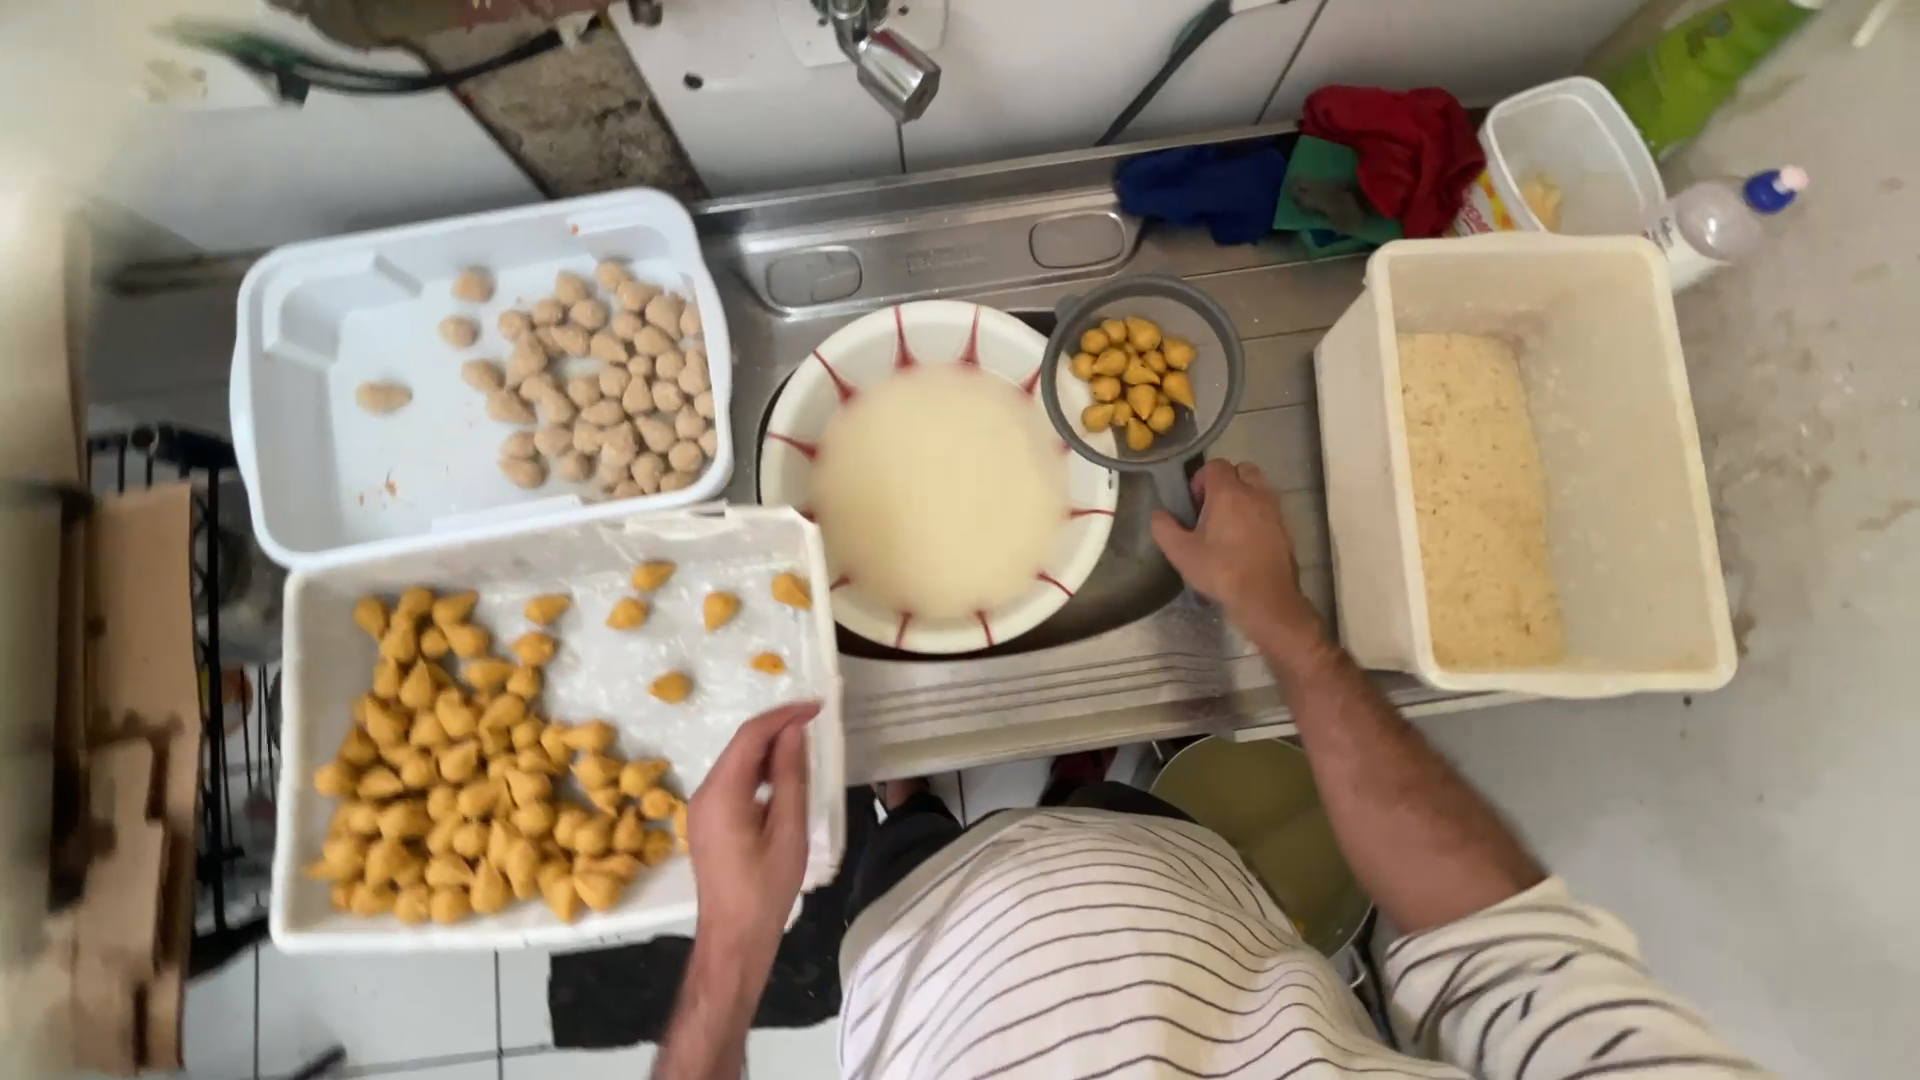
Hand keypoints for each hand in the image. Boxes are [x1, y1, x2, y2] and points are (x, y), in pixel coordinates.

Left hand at [688, 701, 816, 955]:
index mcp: (722, 793)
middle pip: (742, 745)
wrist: (734, 939)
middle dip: (778, 729)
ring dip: (771, 750)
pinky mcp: (709, 819)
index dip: (784, 715)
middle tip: (816, 725)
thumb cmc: (766, 889)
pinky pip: (735, 781)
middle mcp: (705, 793)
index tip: (817, 707)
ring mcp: (703, 807)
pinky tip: (785, 780)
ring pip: (739, 761)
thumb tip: (794, 732)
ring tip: (806, 752)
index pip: (751, 735)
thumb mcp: (789, 829)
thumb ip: (791, 776)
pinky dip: (760, 771)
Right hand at [1151, 459, 1328, 664]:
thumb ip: (1164, 528)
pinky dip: (1257, 515)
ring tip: (1230, 523)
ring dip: (1244, 496)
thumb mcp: (1180, 552)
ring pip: (1259, 487)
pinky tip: (1245, 540)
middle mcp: (1255, 494)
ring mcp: (1274, 510)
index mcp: (1228, 493)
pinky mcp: (1286, 528)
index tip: (1193, 503)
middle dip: (1227, 482)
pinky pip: (1269, 509)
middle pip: (1242, 470)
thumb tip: (1158, 514)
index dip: (1200, 479)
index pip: (1215, 465)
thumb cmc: (1220, 570)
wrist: (1265, 596)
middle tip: (1213, 508)